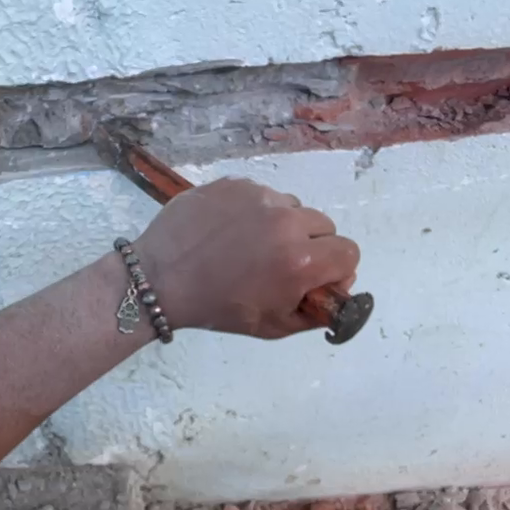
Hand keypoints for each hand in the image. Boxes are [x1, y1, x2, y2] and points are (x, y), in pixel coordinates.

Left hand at [130, 177, 359, 338]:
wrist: (161, 279)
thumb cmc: (217, 308)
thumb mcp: (273, 326)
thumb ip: (315, 313)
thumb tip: (338, 295)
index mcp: (300, 261)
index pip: (348, 253)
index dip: (337, 269)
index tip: (317, 277)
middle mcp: (286, 222)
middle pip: (324, 226)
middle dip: (312, 246)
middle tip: (281, 263)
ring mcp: (259, 197)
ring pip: (293, 207)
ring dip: (283, 225)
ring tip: (251, 245)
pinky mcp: (236, 183)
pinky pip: (263, 195)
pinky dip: (255, 211)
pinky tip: (232, 230)